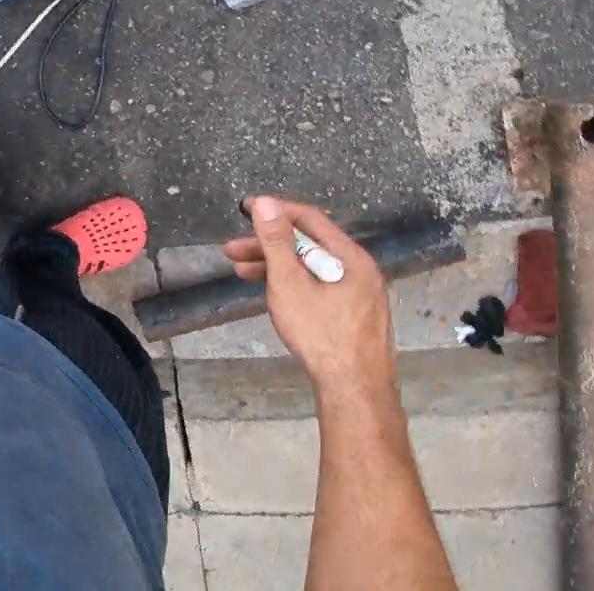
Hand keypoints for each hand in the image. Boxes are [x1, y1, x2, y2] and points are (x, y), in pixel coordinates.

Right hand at [223, 196, 395, 400]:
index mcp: (350, 257)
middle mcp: (360, 269)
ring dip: (276, 265)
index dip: (274, 211)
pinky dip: (293, 282)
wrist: (356, 389)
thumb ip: (275, 241)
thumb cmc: (320, 332)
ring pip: (312, 267)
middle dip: (268, 244)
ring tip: (241, 273)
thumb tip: (265, 203)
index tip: (244, 210)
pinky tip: (273, 293)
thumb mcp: (289, 282)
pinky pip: (320, 284)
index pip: (309, 218)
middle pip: (309, 244)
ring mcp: (360, 293)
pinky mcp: (356, 313)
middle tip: (232, 250)